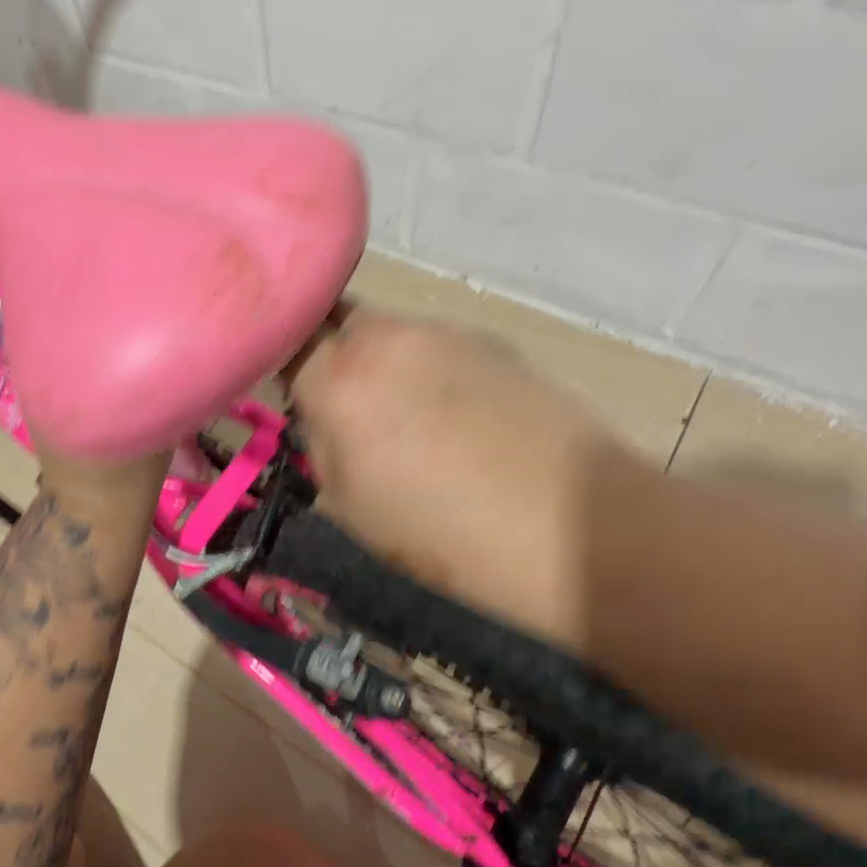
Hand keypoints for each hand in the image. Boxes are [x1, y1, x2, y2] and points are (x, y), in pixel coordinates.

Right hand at [287, 305, 646, 639]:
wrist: (583, 533)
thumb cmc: (449, 541)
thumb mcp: (351, 511)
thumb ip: (323, 447)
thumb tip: (325, 419)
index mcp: (342, 382)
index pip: (286, 344)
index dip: (284, 369)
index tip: (293, 401)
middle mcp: (390, 340)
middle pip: (340, 326)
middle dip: (336, 359)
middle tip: (354, 413)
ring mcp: (449, 334)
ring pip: (393, 333)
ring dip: (387, 364)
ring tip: (415, 421)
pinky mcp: (497, 343)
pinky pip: (440, 346)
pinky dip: (434, 372)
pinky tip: (464, 421)